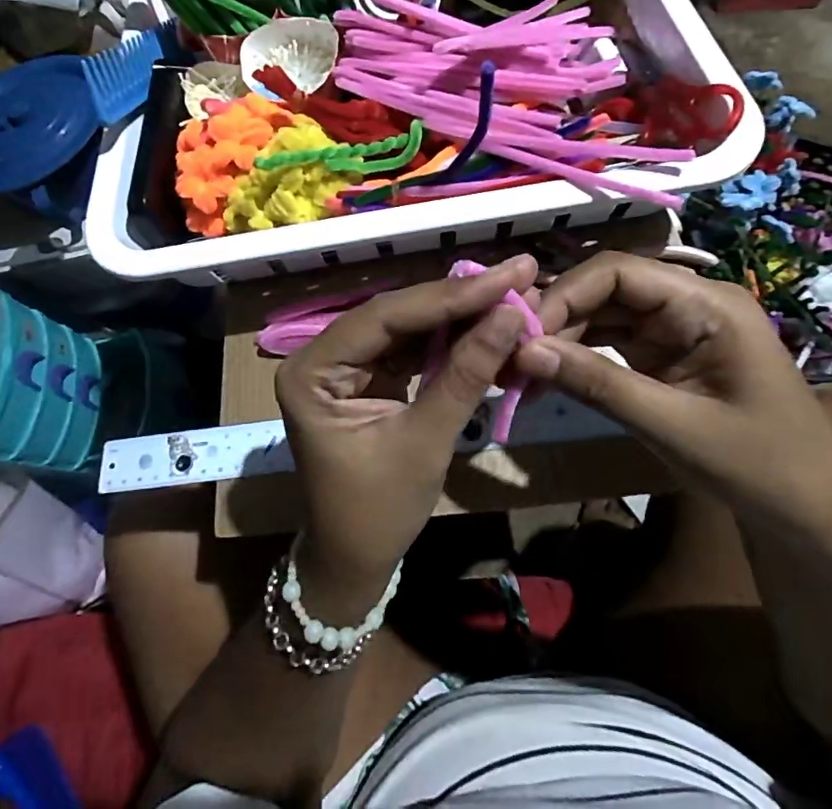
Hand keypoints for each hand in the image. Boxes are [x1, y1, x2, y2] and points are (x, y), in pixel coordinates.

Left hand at [275, 254, 537, 613]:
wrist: (354, 560)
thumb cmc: (376, 511)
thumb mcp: (423, 443)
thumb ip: (464, 376)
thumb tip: (510, 317)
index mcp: (312, 370)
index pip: (385, 317)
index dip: (449, 296)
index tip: (505, 277)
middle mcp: (324, 355)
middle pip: (400, 314)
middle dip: (462, 298)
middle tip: (519, 272)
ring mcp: (350, 365)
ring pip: (412, 326)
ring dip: (465, 315)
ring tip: (516, 292)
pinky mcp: (373, 377)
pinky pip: (417, 348)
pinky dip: (457, 341)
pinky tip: (494, 324)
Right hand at [514, 252, 831, 526]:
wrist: (809, 513)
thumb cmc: (759, 466)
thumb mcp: (673, 426)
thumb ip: (598, 384)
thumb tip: (523, 352)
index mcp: (707, 303)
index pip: (620, 271)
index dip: (565, 294)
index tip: (522, 336)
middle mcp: (689, 303)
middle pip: (606, 289)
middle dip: (556, 317)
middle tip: (509, 357)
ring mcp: (676, 328)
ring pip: (603, 315)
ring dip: (561, 338)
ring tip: (518, 370)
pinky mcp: (665, 355)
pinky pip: (611, 343)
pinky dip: (578, 358)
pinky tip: (546, 375)